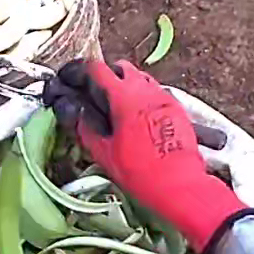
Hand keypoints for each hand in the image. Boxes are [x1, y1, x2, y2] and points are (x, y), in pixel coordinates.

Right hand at [43, 58, 253, 252]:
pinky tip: (138, 118)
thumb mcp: (104, 153)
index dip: (80, 71)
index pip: (98, 69)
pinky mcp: (178, 109)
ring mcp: (165, 98)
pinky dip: (143, 98)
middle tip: (95, 92)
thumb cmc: (141, 171)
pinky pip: (156, 93)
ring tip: (117, 106)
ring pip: (141, 79)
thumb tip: (78, 115)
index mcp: (125, 98)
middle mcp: (146, 91)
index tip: (72, 79)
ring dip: (126, 86)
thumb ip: (87, 129)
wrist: (181, 186)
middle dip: (106, 75)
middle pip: (122, 68)